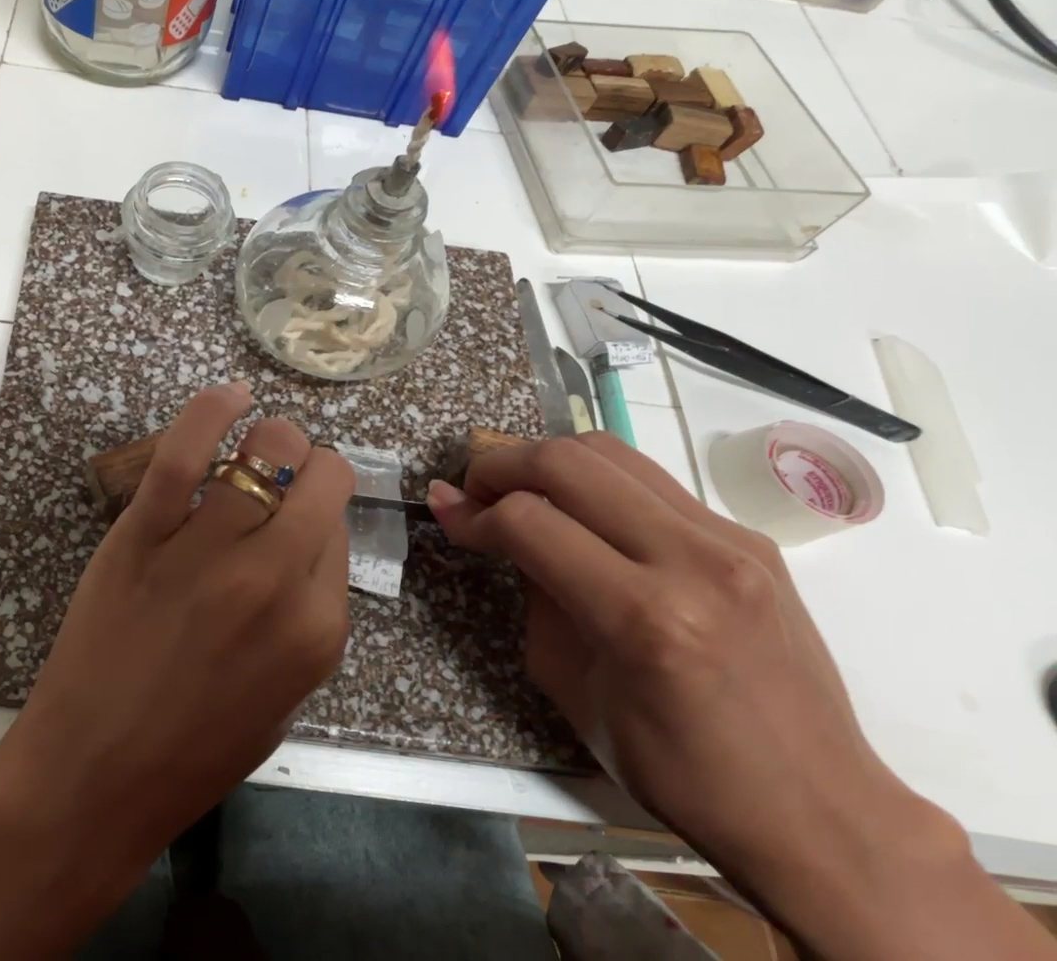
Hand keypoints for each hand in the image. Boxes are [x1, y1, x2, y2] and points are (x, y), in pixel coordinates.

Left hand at [0, 384, 354, 959]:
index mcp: (318, 629)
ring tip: (255, 443)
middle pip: (320, 479)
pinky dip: (212, 408)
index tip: (296, 522)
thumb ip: (306, 621)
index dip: (320, 520)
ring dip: (271, 439)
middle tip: (283, 480)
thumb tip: (307, 548)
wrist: (96, 772)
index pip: (342, 533)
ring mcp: (208, 550)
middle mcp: (275, 579)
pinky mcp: (143, 532)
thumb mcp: (282, 699)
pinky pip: (185, 450)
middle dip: (312, 469)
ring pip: (266, 451)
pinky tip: (230, 394)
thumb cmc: (191, 752)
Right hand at [429, 433, 1047, 960]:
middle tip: (473, 490)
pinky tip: (582, 517)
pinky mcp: (752, 540)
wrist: (814, 806)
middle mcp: (694, 560)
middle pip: (570, 462)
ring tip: (519, 491)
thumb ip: (537, 600)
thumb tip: (501, 536)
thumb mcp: (573, 689)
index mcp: (643, 617)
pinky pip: (653, 483)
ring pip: (614, 453)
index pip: (529, 523)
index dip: (472, 513)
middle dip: (502, 464)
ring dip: (550, 462)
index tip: (445, 513)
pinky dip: (599, 485)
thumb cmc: (675, 770)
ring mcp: (732, 542)